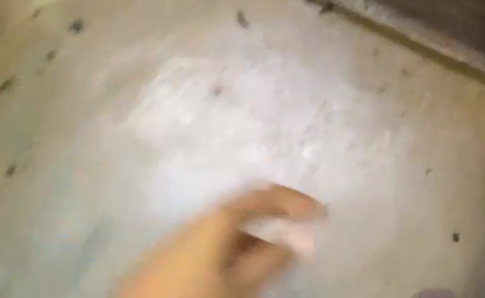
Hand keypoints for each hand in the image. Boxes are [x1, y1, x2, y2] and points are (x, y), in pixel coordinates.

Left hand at [117, 185, 324, 297]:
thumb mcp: (236, 289)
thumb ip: (268, 264)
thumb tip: (296, 242)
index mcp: (218, 220)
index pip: (265, 196)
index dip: (295, 202)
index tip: (321, 214)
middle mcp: (198, 223)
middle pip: (244, 216)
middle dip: (271, 231)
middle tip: (294, 251)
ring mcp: (178, 244)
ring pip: (225, 240)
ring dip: (250, 253)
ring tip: (265, 279)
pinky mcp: (163, 267)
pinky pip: (208, 255)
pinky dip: (229, 264)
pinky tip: (233, 286)